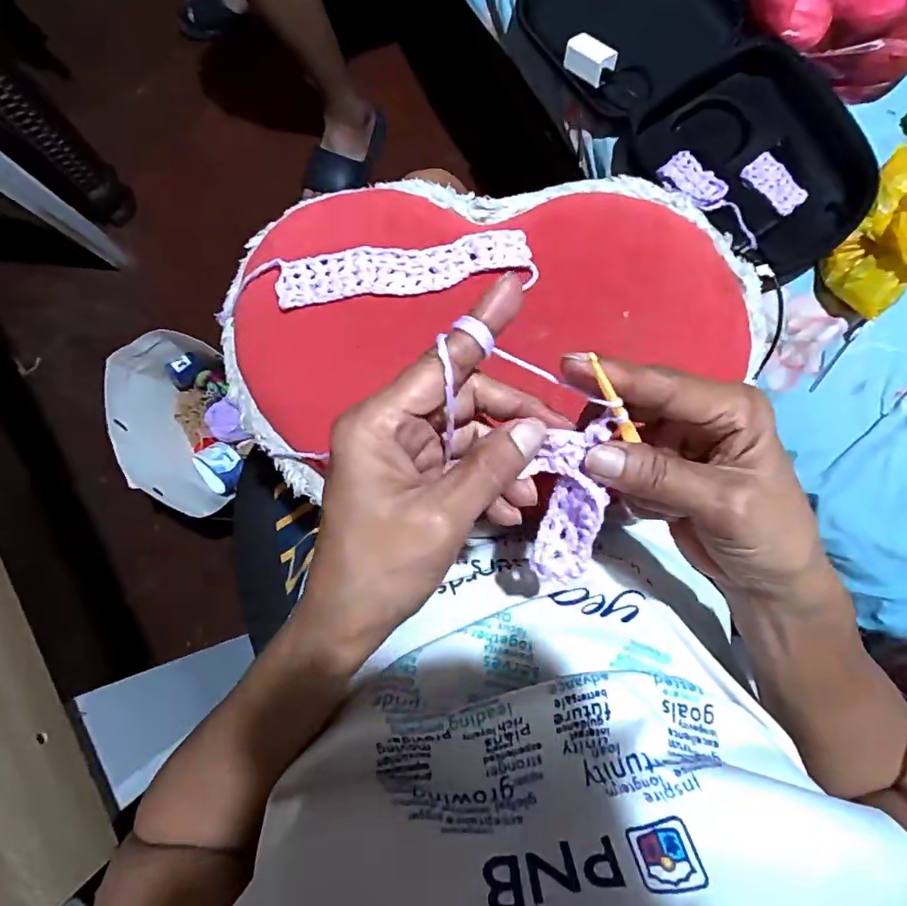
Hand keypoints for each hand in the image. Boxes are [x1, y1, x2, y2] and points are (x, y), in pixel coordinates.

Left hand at [294, 275, 568, 655]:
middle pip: (464, 399)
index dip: (482, 324)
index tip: (515, 285)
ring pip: (468, 433)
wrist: (350, 621)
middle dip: (511, 420)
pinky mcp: (413, 476)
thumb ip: (494, 466)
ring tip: (534, 492)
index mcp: (380, 421)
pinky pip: (460, 463)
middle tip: (556, 441)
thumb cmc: (386, 566)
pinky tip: (514, 508)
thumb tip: (538, 428)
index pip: (442, 360)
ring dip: (504, 459)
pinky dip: (488, 480)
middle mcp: (389, 425)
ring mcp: (402, 451)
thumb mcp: (446, 514)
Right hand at [559, 356, 844, 617]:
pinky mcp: (665, 470)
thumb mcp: (719, 504)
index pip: (665, 386)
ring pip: (626, 436)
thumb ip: (657, 476)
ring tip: (605, 486)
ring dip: (611, 460)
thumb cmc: (767, 535)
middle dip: (605, 421)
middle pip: (639, 404)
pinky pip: (627, 466)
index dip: (615, 376)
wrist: (772, 583)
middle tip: (568, 440)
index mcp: (730, 408)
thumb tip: (594, 455)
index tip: (567, 365)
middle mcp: (703, 416)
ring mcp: (681, 443)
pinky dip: (622, 485)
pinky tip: (640, 509)